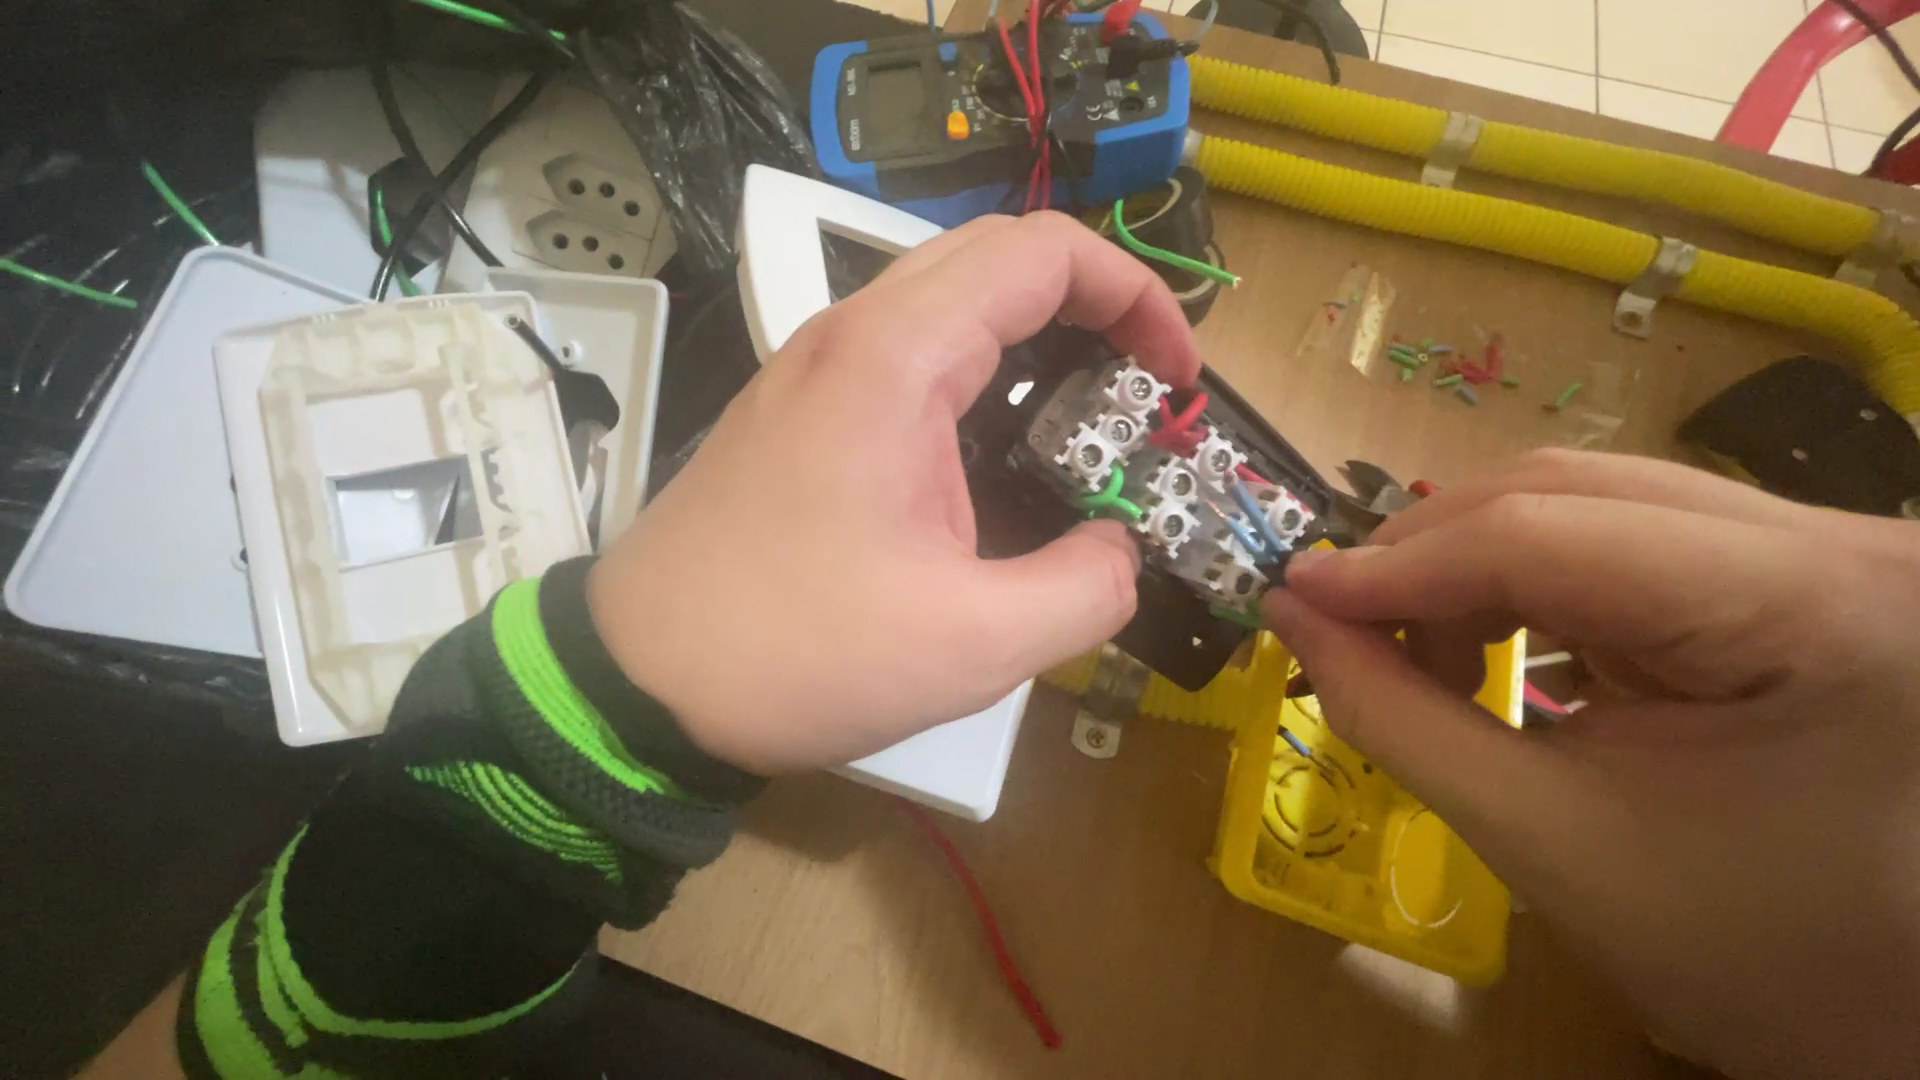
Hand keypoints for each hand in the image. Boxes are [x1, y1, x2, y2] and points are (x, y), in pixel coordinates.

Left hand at [587, 213, 1198, 775]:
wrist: (643, 683)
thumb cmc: (799, 654)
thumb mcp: (975, 645)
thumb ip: (1086, 590)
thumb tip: (1120, 550)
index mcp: (896, 359)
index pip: (1043, 253)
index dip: (1135, 295)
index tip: (1175, 376)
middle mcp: (849, 336)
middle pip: (996, 258)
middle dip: (1093, 304)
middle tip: (1140, 391)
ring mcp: (814, 370)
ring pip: (947, 303)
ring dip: (1033, 337)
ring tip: (1083, 421)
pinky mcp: (798, 413)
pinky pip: (905, 355)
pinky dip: (977, 375)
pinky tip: (996, 454)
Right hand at [1262, 449, 1919, 1079]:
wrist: (1912, 1019)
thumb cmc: (1746, 950)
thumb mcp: (1541, 836)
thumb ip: (1390, 712)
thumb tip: (1287, 613)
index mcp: (1820, 607)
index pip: (1546, 536)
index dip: (1397, 566)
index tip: (1290, 597)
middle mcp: (1843, 540)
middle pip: (1562, 492)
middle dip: (1426, 560)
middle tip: (1346, 628)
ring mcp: (1821, 549)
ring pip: (1578, 504)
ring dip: (1464, 571)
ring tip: (1426, 660)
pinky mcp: (1785, 574)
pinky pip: (1608, 541)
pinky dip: (1514, 587)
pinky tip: (1490, 648)